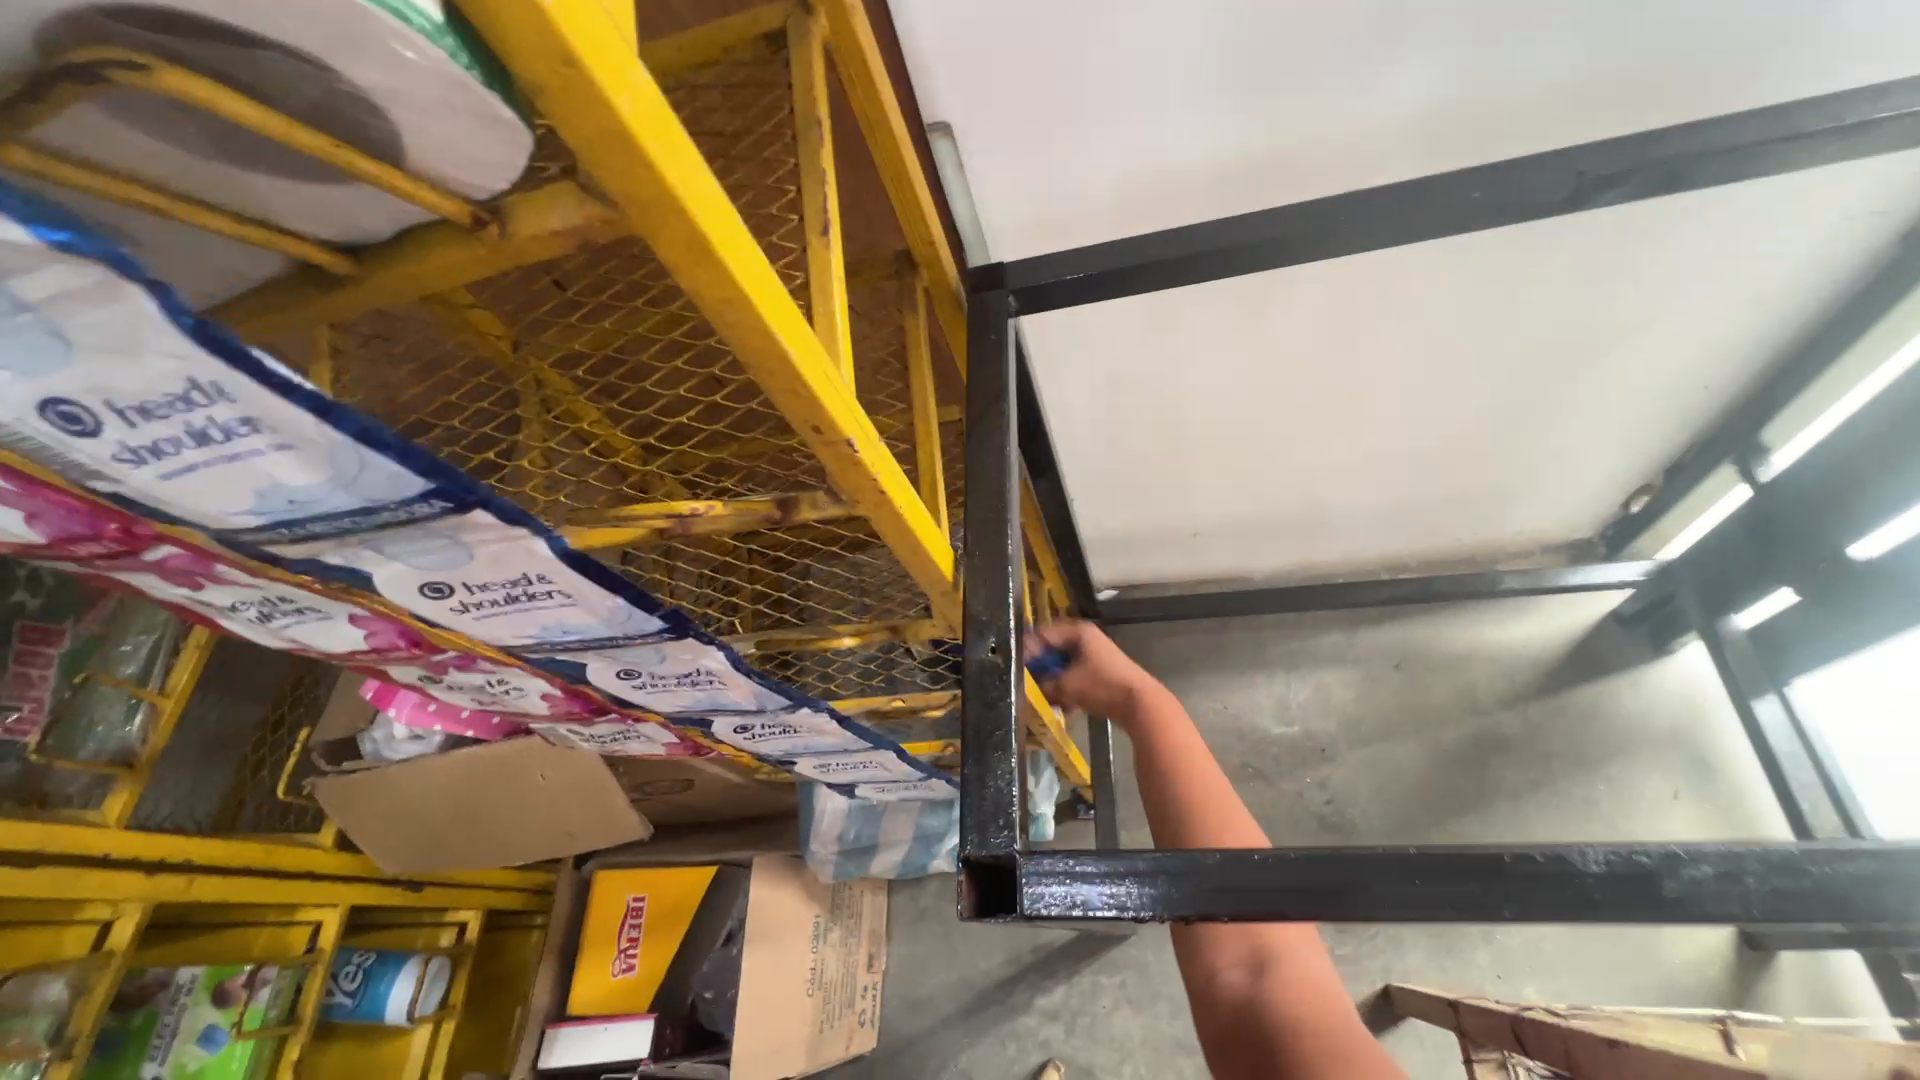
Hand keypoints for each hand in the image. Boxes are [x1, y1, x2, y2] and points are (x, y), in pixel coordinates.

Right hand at [1026, 619, 1163, 725]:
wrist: (1140, 704)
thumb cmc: (1101, 686)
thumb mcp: (1066, 685)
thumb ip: (1043, 684)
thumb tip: (1026, 687)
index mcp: (1077, 631)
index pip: (1042, 634)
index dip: (1028, 652)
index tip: (1017, 669)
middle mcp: (1086, 639)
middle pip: (1054, 652)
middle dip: (1042, 671)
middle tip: (1029, 686)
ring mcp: (1096, 656)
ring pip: (1065, 668)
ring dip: (1055, 685)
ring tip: (1048, 701)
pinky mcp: (1102, 673)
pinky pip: (1078, 679)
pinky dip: (1070, 691)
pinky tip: (1066, 709)